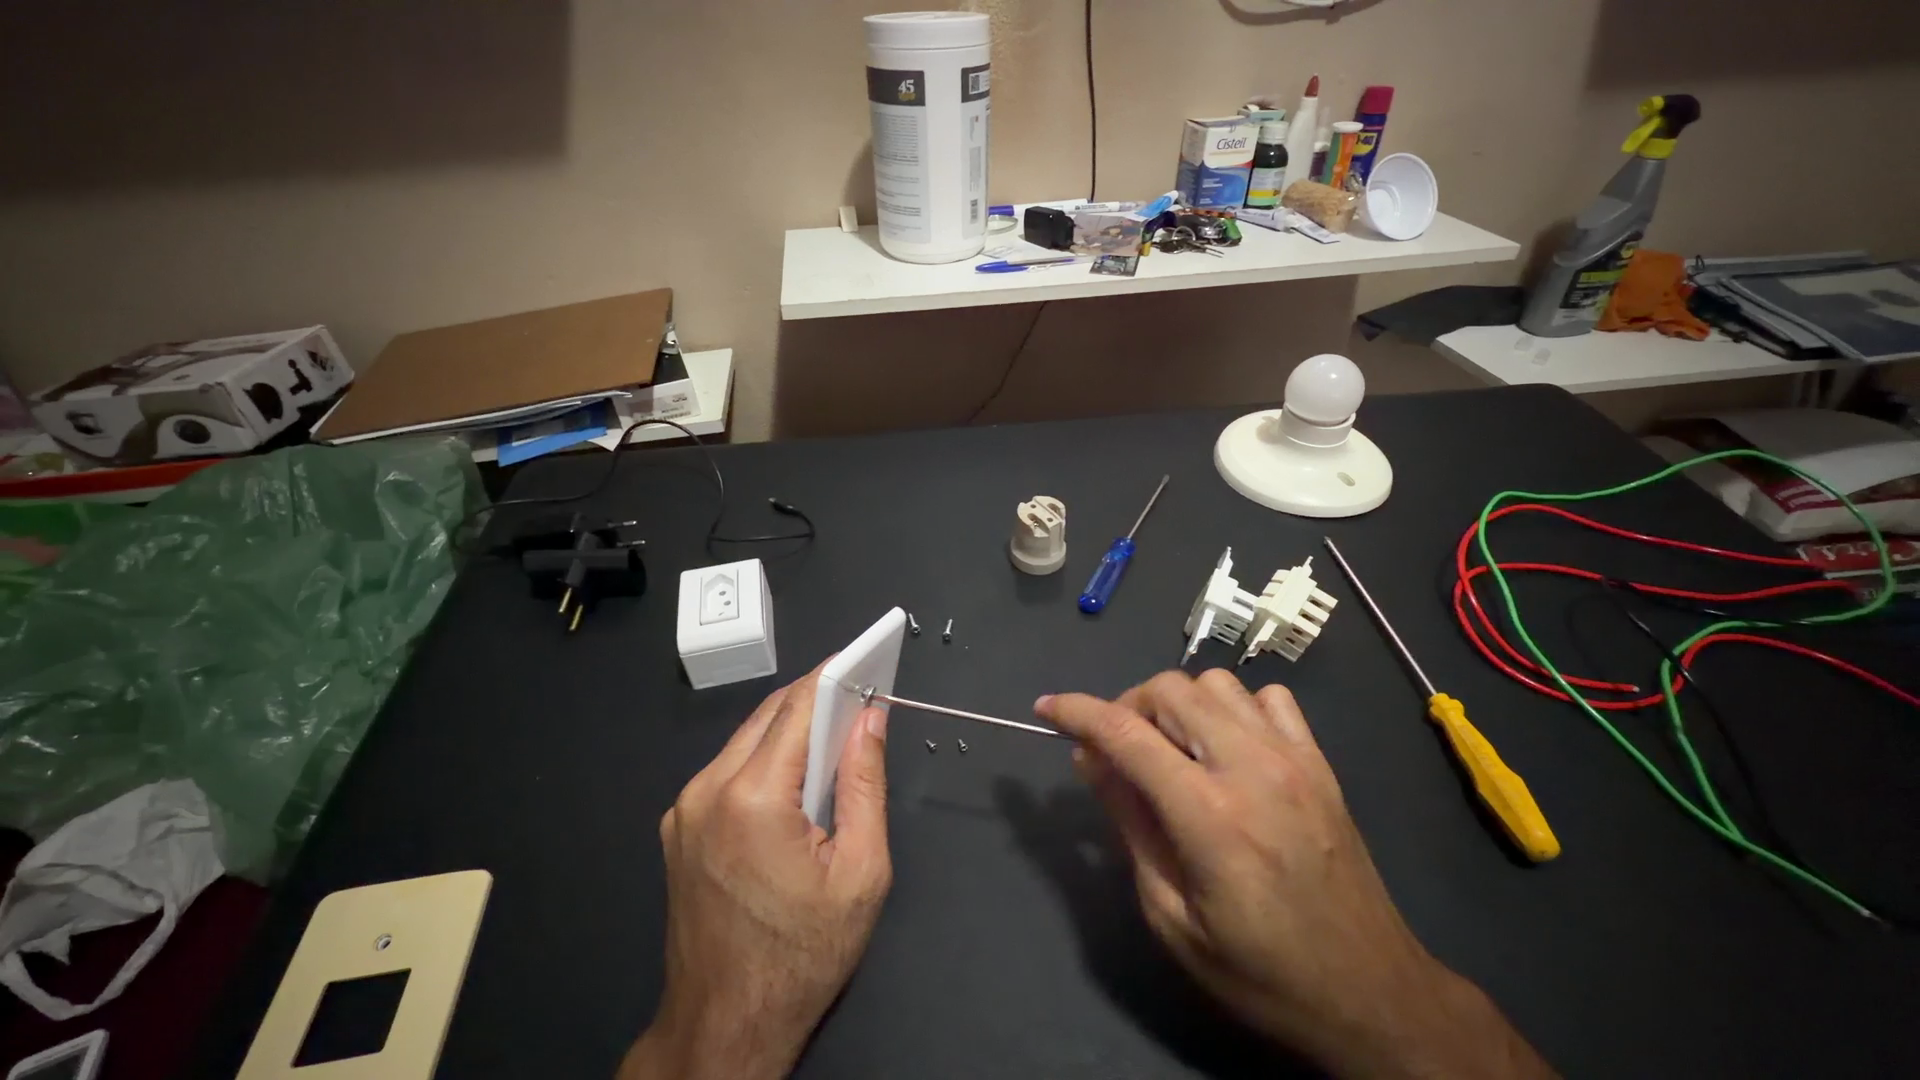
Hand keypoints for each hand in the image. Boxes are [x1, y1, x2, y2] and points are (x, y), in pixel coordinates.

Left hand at [621, 662, 891, 1079]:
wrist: (726, 1022)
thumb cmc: (805, 954)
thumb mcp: (861, 871)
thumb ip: (866, 783)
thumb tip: (870, 717)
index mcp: (754, 797)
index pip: (797, 706)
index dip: (833, 674)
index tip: (863, 657)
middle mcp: (707, 789)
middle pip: (768, 715)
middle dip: (814, 697)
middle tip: (858, 695)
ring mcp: (684, 809)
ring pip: (745, 740)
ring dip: (788, 728)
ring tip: (833, 732)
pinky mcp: (677, 827)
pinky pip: (727, 770)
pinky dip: (764, 758)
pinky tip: (794, 778)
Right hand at [1038, 671, 1552, 1079]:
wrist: (1369, 992)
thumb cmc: (1259, 972)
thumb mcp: (1172, 917)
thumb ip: (1130, 826)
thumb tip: (1093, 761)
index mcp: (1208, 816)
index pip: (1125, 734)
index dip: (1076, 713)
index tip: (1046, 710)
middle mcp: (1251, 768)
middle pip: (1169, 690)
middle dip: (1127, 707)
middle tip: (1116, 753)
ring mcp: (1293, 759)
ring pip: (1216, 683)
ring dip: (1179, 704)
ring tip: (1170, 749)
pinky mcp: (1320, 763)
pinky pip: (1268, 698)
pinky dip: (1234, 708)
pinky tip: (1228, 747)